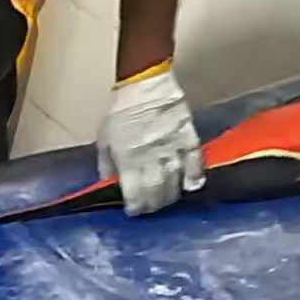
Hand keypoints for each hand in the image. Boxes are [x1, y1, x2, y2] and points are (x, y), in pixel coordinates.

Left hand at [97, 65, 204, 215]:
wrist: (143, 87)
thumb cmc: (118, 116)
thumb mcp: (104, 144)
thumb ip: (108, 166)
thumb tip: (111, 185)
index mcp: (128, 160)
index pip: (134, 191)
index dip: (136, 205)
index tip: (134, 212)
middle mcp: (151, 156)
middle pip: (156, 187)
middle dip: (154, 203)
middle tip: (152, 210)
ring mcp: (171, 145)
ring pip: (176, 176)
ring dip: (172, 193)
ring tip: (169, 201)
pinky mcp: (188, 134)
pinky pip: (195, 157)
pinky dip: (195, 173)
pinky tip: (193, 186)